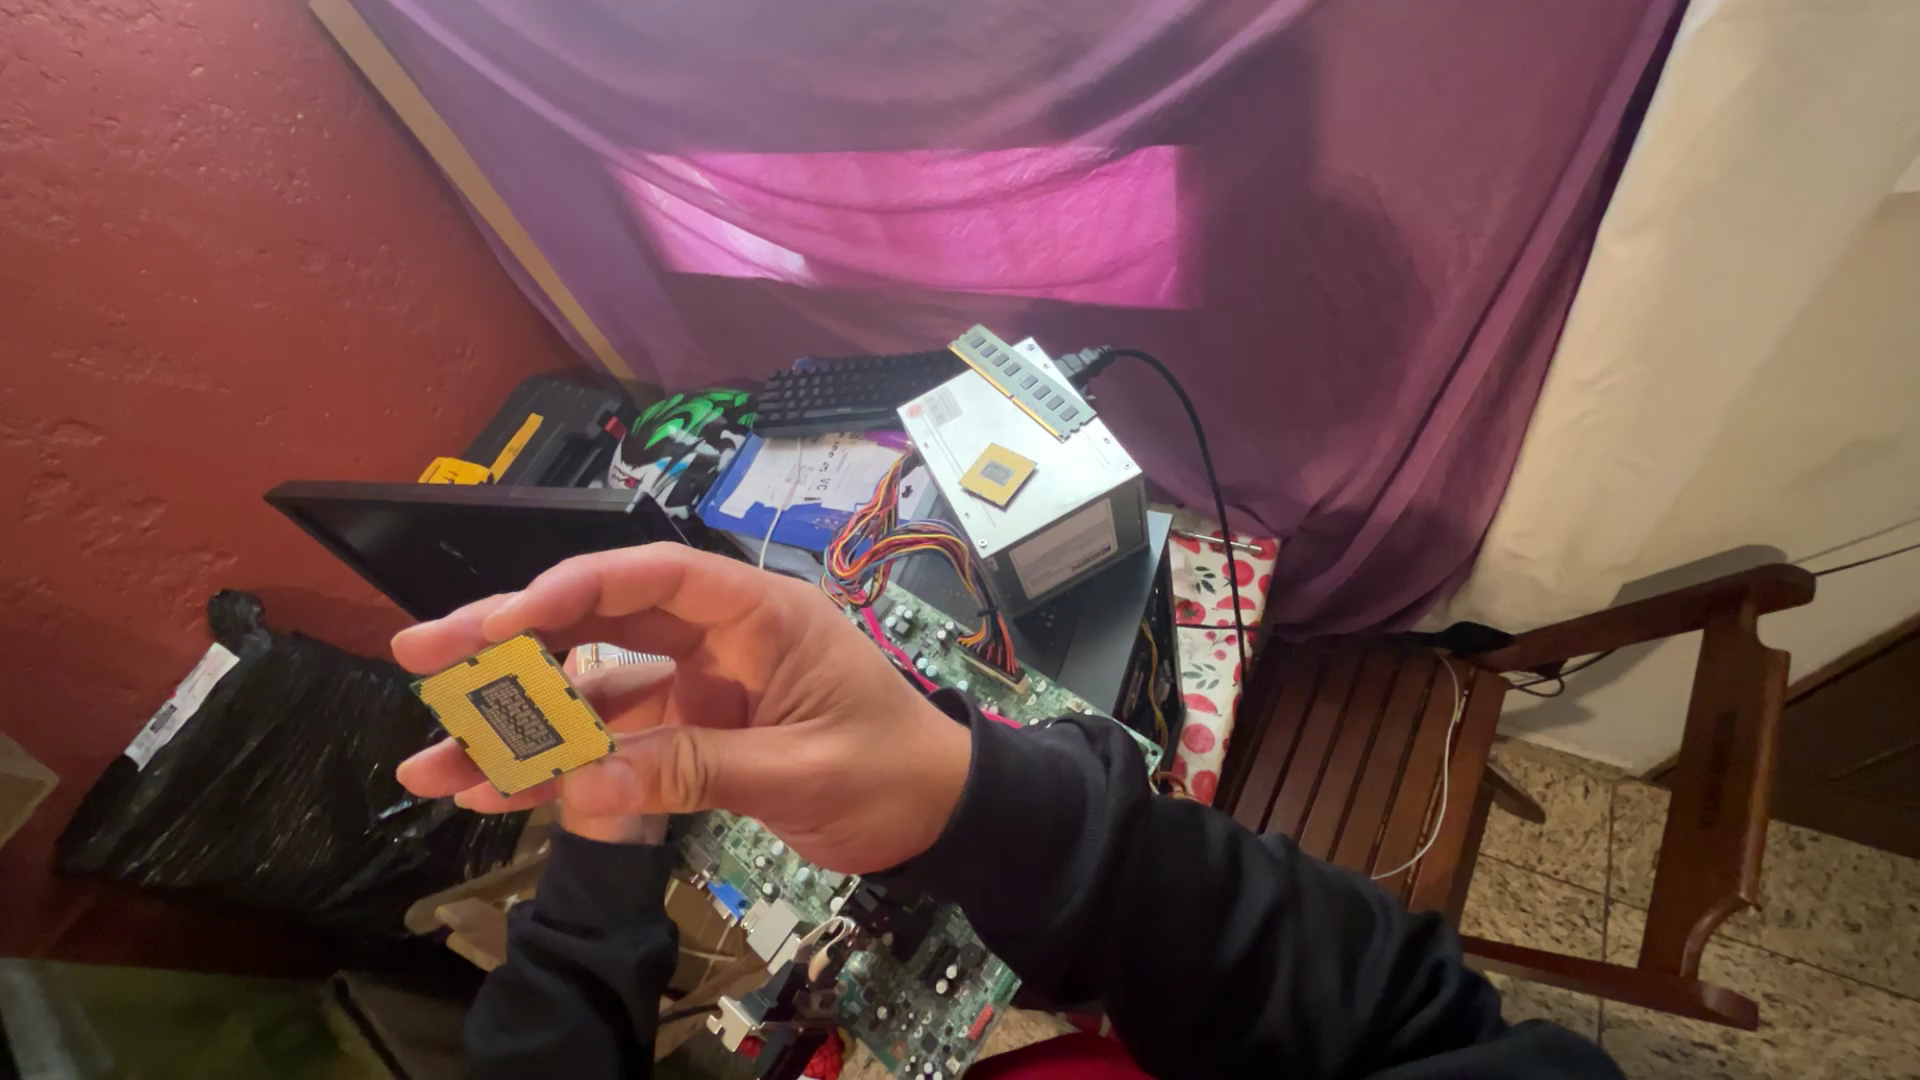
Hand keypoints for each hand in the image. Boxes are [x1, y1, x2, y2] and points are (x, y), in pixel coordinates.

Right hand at [391, 543, 971, 872]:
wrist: (934, 811)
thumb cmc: (891, 770)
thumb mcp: (802, 768)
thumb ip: (698, 769)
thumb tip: (584, 787)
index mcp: (764, 617)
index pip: (663, 577)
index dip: (579, 587)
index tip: (502, 617)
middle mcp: (726, 639)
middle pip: (612, 624)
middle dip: (522, 640)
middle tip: (428, 655)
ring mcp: (707, 686)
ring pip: (604, 689)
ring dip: (528, 720)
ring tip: (437, 758)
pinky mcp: (700, 732)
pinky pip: (623, 740)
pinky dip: (569, 763)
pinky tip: (504, 787)